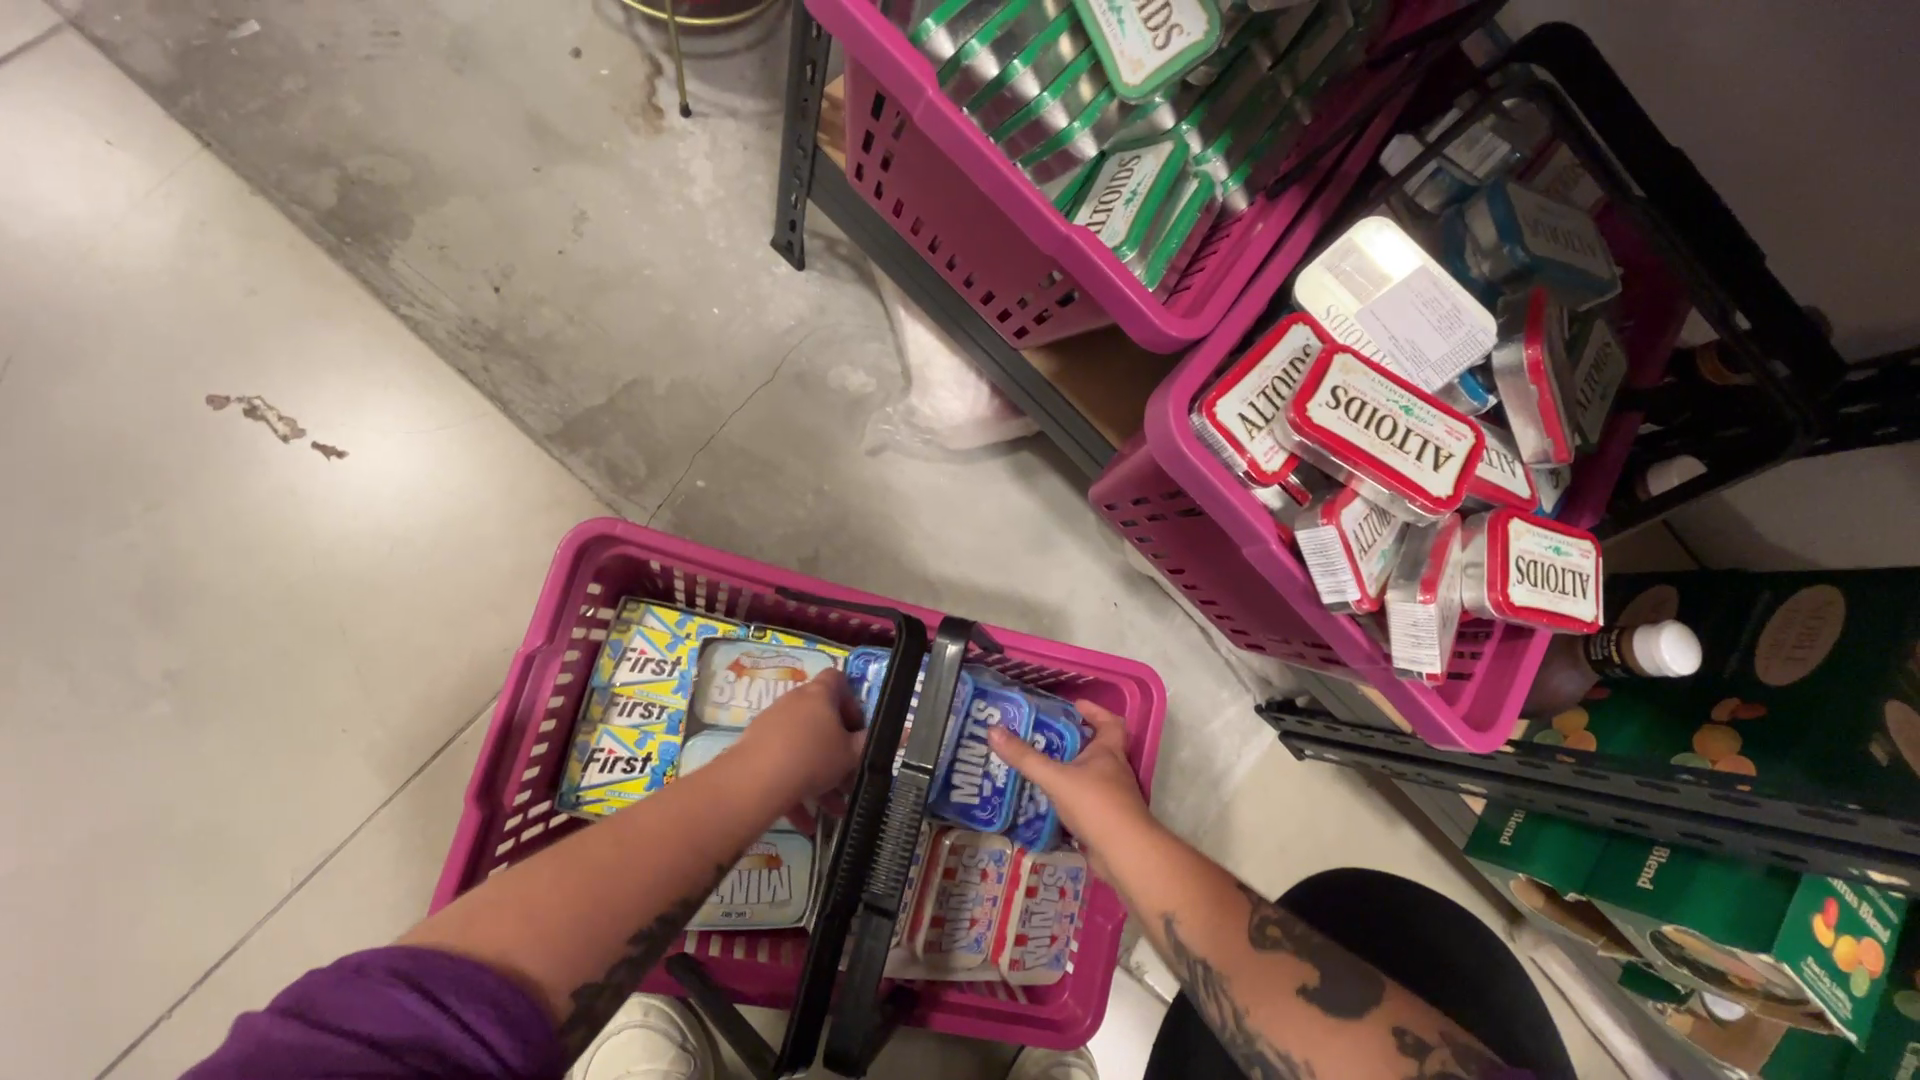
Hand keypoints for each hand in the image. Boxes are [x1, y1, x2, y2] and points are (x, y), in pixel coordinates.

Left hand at [735, 669, 867, 822]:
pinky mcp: (755, 750)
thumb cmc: (813, 757)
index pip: (838, 681)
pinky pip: (782, 767)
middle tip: (850, 777)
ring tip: (834, 810)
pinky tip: (806, 823)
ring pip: (803, 750)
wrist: (756, 780)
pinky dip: (795, 792)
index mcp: (819, 695)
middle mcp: (794, 704)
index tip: (859, 730)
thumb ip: (871, 744)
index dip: (851, 702)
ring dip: (820, 779)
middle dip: (838, 753)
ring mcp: (772, 726)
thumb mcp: (850, 755)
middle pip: (821, 721)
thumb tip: (904, 732)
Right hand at [987, 700, 1154, 878]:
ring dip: (1072, 770)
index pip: (1110, 722)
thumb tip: (993, 730)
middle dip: (1077, 741)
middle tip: (1048, 736)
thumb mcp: (1056, 778)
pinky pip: (1086, 801)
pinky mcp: (1106, 820)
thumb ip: (1026, 757)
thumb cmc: (1095, 804)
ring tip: (1042, 767)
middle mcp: (1115, 770)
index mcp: (1108, 752)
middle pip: (1100, 748)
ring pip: (1092, 776)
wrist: (1124, 853)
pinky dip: (1070, 798)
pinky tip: (1049, 801)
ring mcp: (1113, 796)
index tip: (1076, 706)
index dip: (1096, 711)